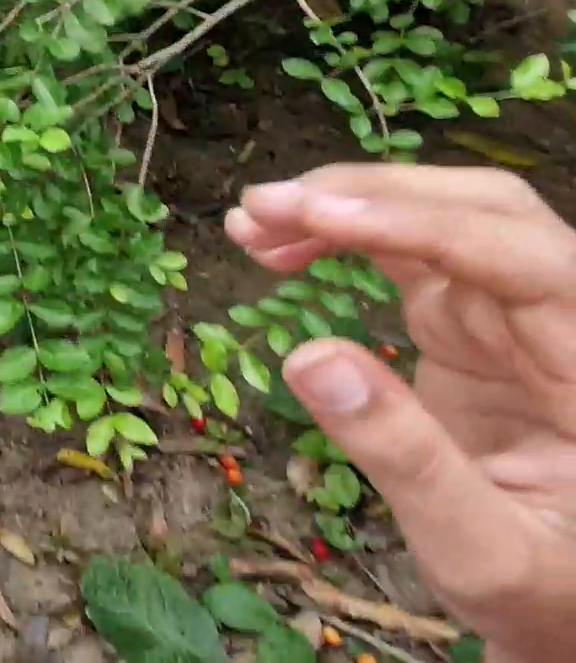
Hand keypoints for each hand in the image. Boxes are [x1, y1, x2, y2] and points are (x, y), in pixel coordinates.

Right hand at [226, 164, 575, 662]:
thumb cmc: (554, 598)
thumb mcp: (483, 553)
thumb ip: (405, 458)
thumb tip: (307, 356)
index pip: (520, 255)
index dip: (411, 222)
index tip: (302, 212)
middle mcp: (569, 325)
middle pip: (483, 211)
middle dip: (366, 194)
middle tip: (259, 208)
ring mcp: (520, 320)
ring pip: (439, 216)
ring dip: (342, 205)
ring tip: (249, 223)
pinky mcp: (475, 324)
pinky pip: (407, 250)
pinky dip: (337, 234)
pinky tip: (277, 246)